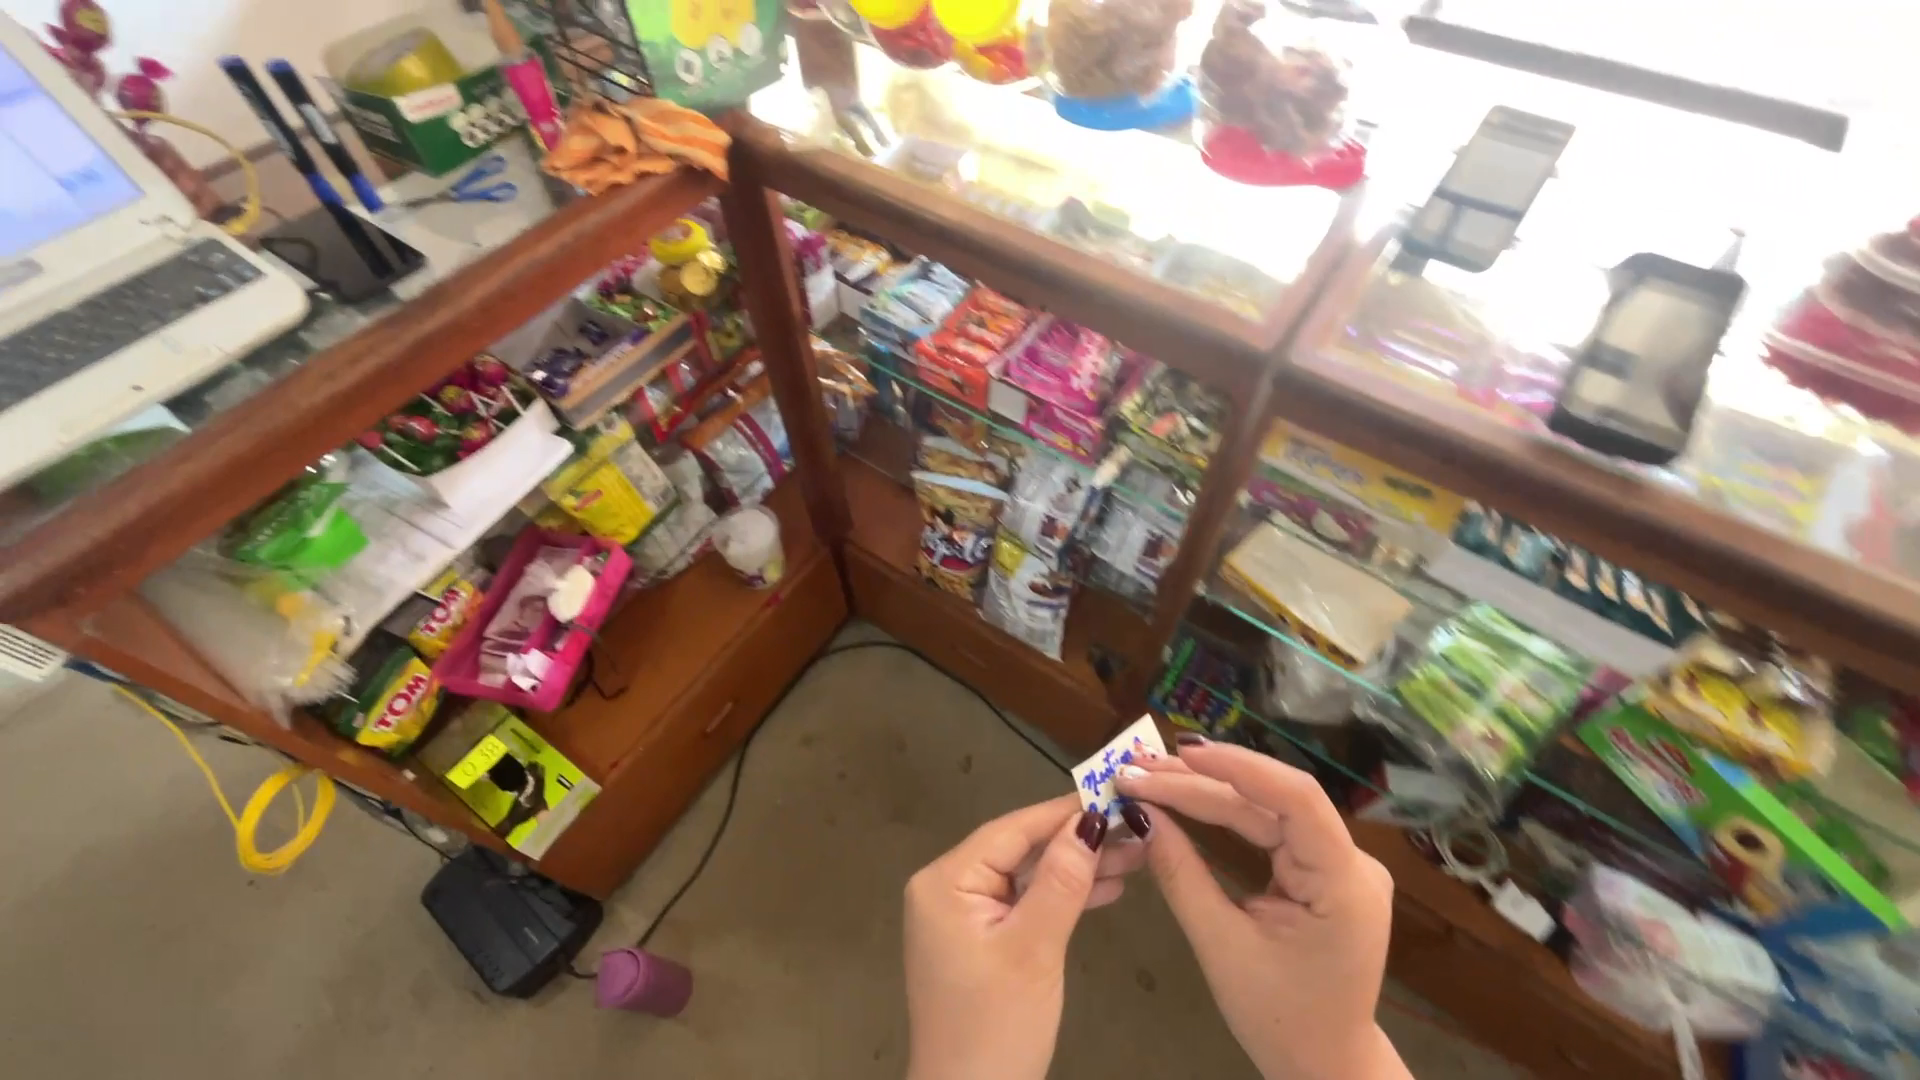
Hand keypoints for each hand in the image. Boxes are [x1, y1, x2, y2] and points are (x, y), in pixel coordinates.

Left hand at [903, 793, 1146, 1079]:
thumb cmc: (996, 1025)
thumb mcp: (1033, 949)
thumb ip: (1061, 880)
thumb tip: (1089, 820)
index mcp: (946, 881)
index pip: (1011, 830)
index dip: (1063, 812)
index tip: (1112, 794)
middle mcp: (948, 888)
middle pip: (1020, 850)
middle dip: (1077, 842)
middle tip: (1135, 828)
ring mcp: (963, 915)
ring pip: (1027, 876)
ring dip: (1076, 868)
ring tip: (1133, 855)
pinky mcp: (981, 940)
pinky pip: (1025, 903)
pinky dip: (1062, 897)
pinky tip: (1106, 889)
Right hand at [1115, 736, 1409, 1079]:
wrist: (1323, 1065)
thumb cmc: (1278, 1017)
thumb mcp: (1221, 945)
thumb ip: (1180, 873)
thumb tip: (1138, 814)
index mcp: (1344, 883)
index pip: (1296, 799)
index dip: (1238, 765)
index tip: (1180, 751)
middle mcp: (1348, 860)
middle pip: (1266, 800)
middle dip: (1197, 782)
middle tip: (1135, 769)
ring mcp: (1333, 861)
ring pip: (1261, 808)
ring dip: (1201, 790)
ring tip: (1145, 774)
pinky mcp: (1315, 866)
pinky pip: (1264, 827)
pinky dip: (1218, 811)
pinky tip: (1180, 793)